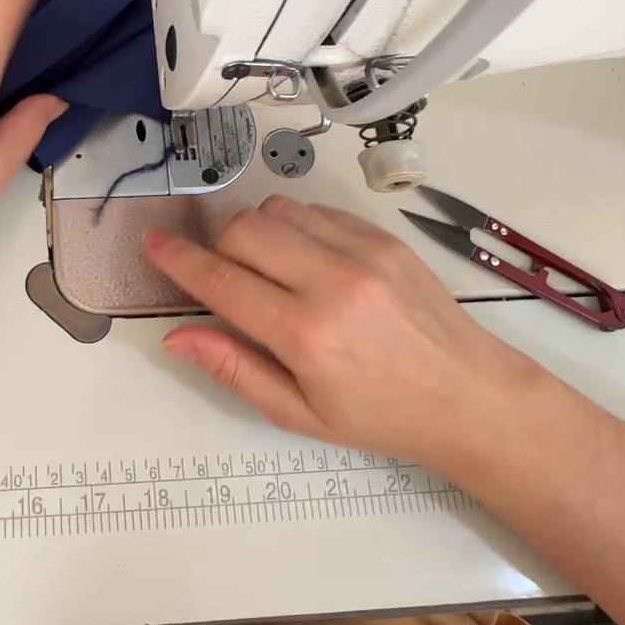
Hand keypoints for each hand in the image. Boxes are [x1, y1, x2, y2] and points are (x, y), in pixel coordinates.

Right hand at [143, 196, 550, 473]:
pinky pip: (315, 210)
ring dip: (257, 233)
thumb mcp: (298, 413)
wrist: (470, 396)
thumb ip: (233, 369)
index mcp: (305, 335)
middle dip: (220, 247)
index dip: (179, 259)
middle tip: (228, 276)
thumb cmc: (381, 415)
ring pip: (277, 210)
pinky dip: (294, 226)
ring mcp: (362, 252)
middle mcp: (331, 283)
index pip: (221, 281)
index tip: (154, 242)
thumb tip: (176, 337)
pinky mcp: (382, 238)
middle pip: (244, 231)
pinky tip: (306, 259)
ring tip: (270, 267)